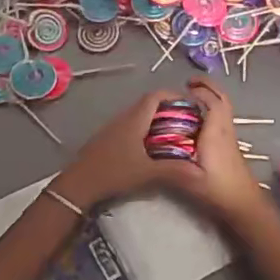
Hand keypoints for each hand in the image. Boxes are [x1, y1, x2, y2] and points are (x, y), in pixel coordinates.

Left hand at [50, 89, 195, 210]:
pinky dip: (142, 128)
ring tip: (171, 132)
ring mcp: (112, 127)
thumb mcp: (147, 173)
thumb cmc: (114, 173)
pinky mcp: (106, 138)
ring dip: (154, 119)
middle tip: (184, 120)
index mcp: (134, 121)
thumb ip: (173, 170)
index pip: (154, 96)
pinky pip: (128, 125)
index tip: (188, 103)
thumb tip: (199, 172)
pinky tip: (149, 145)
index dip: (172, 95)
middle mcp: (122, 119)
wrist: (79, 184)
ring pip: (137, 115)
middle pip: (146, 104)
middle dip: (167, 108)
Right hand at [159, 78, 269, 224]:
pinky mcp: (230, 145)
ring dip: (211, 97)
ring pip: (224, 108)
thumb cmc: (218, 189)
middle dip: (208, 87)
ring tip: (191, 97)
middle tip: (190, 83)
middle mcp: (225, 130)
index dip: (200, 91)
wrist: (244, 203)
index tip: (184, 88)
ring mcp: (230, 137)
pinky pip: (222, 118)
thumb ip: (170, 166)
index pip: (212, 102)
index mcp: (216, 133)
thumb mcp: (189, 179)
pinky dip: (212, 110)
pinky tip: (197, 120)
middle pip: (222, 99)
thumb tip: (151, 153)